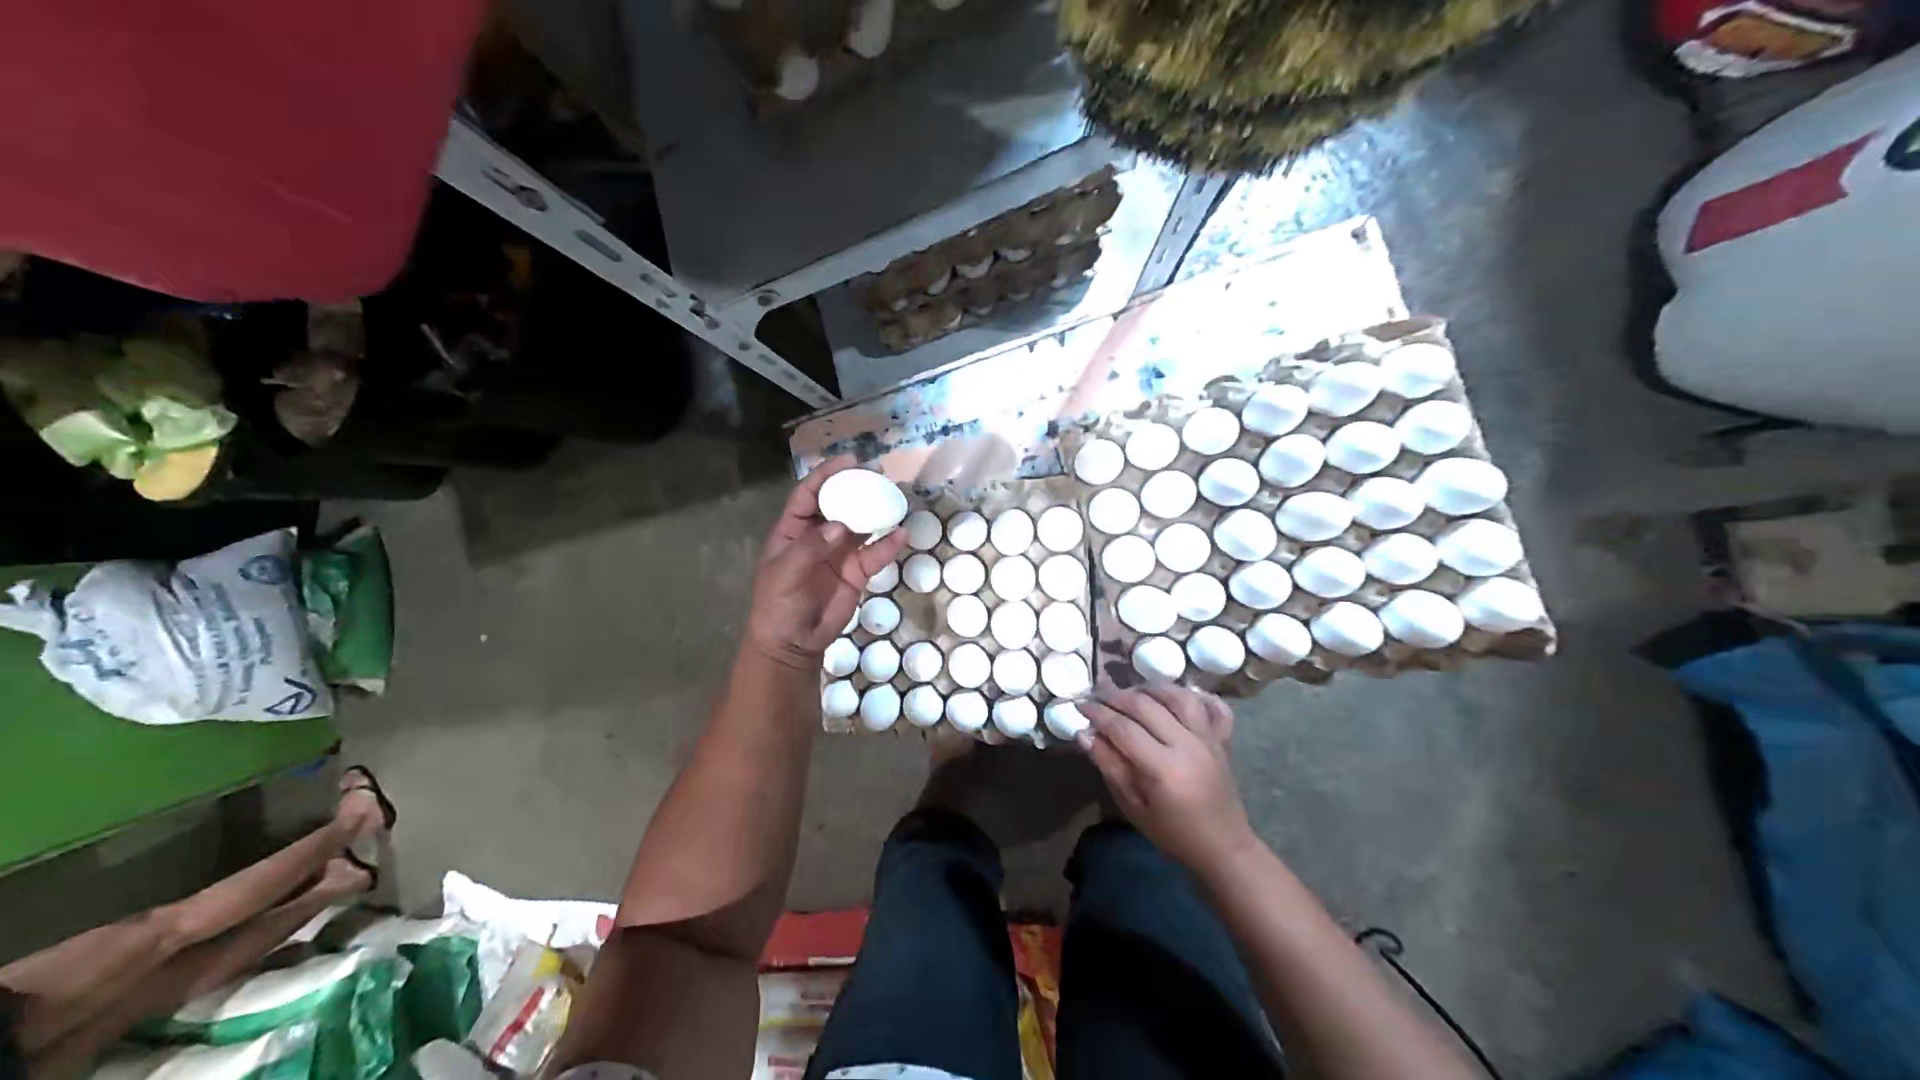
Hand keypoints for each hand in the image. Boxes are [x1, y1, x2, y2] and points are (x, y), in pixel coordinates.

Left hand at [745, 456, 908, 671]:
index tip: (848, 461)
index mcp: (793, 529)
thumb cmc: (778, 604)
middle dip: (857, 486)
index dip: (826, 475)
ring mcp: (840, 553)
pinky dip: (889, 544)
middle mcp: (819, 535)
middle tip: (879, 472)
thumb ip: (810, 548)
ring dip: (877, 511)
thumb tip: (841, 527)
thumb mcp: (785, 574)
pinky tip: (902, 534)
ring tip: (896, 496)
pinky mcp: (857, 572)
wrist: (793, 642)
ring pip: (862, 525)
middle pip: (839, 503)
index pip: (809, 494)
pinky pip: (876, 554)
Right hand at [1080, 686, 1260, 872]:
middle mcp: (1188, 745)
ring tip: (1132, 693)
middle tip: (1098, 695)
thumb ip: (1110, 766)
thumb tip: (1085, 735)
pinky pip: (1214, 707)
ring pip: (1179, 697)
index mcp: (1163, 768)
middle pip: (1147, 705)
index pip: (1123, 728)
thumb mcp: (1132, 806)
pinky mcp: (1222, 740)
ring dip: (1151, 689)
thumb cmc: (1172, 833)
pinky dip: (1197, 695)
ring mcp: (1209, 740)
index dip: (1098, 713)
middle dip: (1117, 696)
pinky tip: (1177, 696)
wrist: (1223, 848)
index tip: (1079, 705)